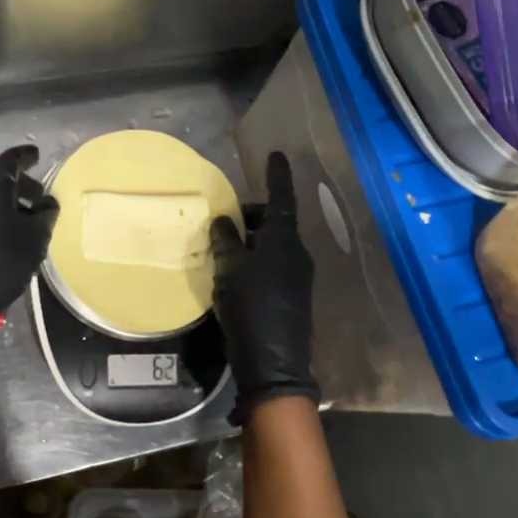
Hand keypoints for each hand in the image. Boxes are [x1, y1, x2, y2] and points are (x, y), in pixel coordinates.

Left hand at [0, 145, 59, 436]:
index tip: (37, 155)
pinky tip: (6, 237)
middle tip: (39, 195)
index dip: (26, 156)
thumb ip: (44, 216)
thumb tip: (47, 202)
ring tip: (26, 220)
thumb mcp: (34, 241)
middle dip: (19, 182)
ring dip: (6, 202)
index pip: (11, 159)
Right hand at [210, 151, 317, 425]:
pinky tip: (232, 274)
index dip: (277, 175)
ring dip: (249, 241)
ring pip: (272, 245)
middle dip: (250, 215)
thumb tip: (223, 221)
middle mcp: (296, 253)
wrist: (274, 362)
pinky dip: (253, 260)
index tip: (276, 155)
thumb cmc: (251, 307)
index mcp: (284, 240)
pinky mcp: (291, 295)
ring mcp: (297, 275)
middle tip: (223, 221)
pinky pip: (272, 265)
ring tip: (221, 250)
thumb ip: (226, 241)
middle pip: (274, 222)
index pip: (281, 198)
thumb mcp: (229, 270)